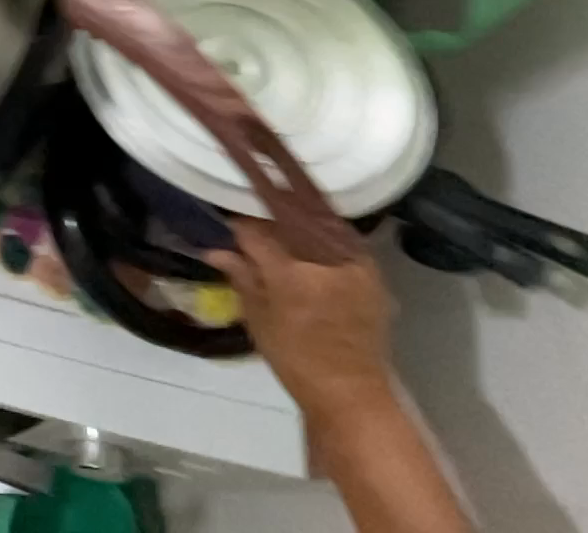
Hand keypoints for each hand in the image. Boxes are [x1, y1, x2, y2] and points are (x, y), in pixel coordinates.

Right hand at [204, 218, 395, 423]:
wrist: (351, 392)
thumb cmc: (295, 361)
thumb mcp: (258, 320)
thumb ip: (241, 277)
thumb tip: (215, 251)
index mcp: (289, 275)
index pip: (255, 235)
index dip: (237, 227)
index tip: (227, 227)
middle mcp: (323, 262)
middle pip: (290, 218)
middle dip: (269, 207)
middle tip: (253, 198)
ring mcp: (353, 265)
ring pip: (322, 220)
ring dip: (301, 206)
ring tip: (285, 194)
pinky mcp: (372, 273)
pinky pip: (345, 236)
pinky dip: (327, 224)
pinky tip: (315, 221)